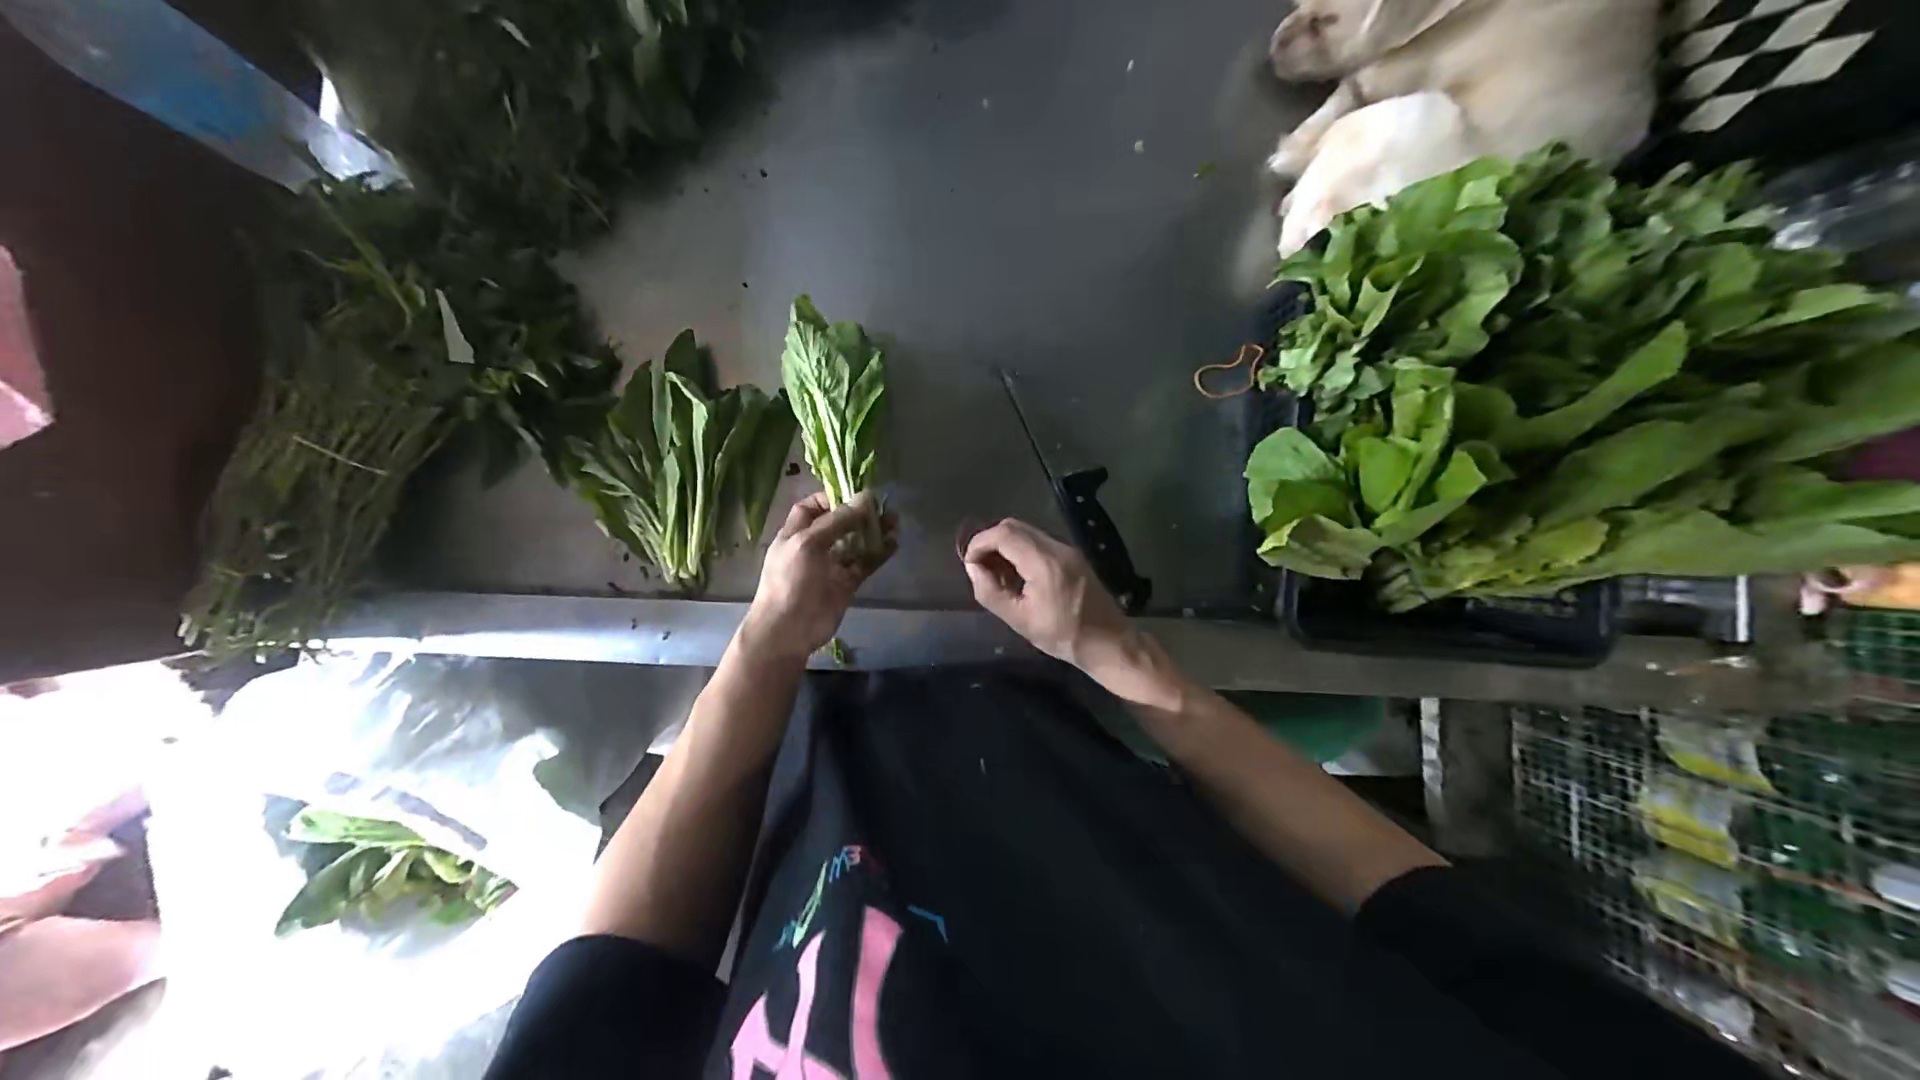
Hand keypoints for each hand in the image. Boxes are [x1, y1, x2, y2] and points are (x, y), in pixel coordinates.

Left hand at [738, 492, 895, 661]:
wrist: (789, 629)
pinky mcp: (847, 583)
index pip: (811, 508)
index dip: (831, 498)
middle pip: (839, 523)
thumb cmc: (790, 580)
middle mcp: (814, 546)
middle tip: (882, 506)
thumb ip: (837, 521)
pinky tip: (893, 542)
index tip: (854, 494)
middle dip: (859, 513)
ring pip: (856, 542)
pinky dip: (879, 553)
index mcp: (796, 533)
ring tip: (894, 521)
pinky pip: (865, 563)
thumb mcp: (808, 543)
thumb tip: (864, 498)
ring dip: (874, 531)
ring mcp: (832, 565)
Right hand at [962, 519, 1183, 708]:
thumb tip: (973, 568)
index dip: (979, 543)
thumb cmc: (1063, 636)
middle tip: (981, 570)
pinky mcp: (1072, 556)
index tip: (970, 564)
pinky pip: (1039, 542)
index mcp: (1044, 562)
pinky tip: (1017, 577)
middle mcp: (1057, 547)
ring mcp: (1067, 549)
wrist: (1108, 642)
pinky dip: (1020, 551)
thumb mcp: (1019, 620)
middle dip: (990, 543)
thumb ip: (990, 591)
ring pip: (1026, 532)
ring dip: (1005, 547)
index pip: (1003, 533)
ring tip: (997, 577)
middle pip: (1014, 526)